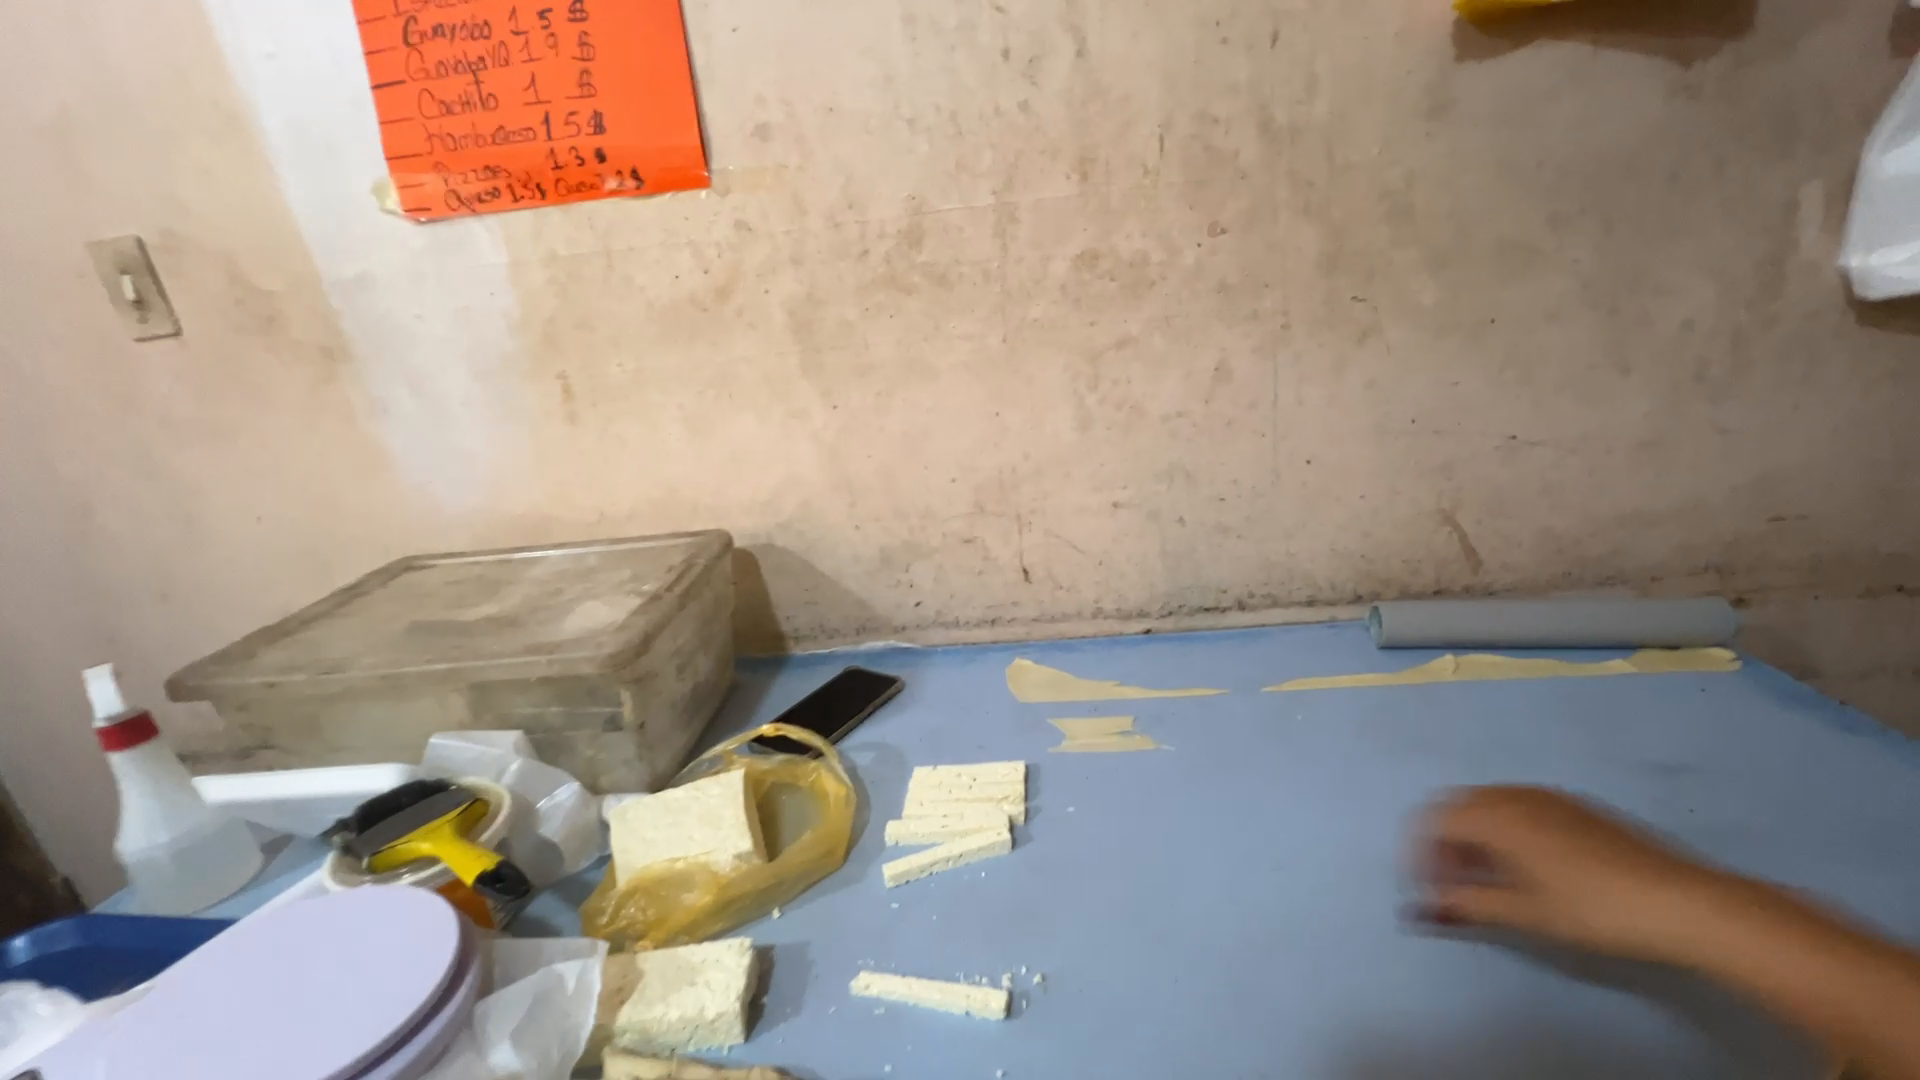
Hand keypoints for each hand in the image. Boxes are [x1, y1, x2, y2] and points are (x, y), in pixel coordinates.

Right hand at [1411, 785, 1724, 962]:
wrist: (1683, 902)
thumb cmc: (1592, 909)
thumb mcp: (1523, 913)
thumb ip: (1466, 904)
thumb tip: (1422, 907)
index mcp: (1493, 814)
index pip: (1432, 822)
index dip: (1420, 855)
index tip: (1426, 889)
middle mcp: (1512, 794)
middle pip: (1456, 807)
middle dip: (1444, 843)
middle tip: (1452, 883)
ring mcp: (1546, 797)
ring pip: (1488, 805)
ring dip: (1473, 836)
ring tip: (1488, 878)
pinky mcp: (1574, 807)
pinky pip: (1518, 807)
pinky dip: (1503, 830)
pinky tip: (1525, 865)